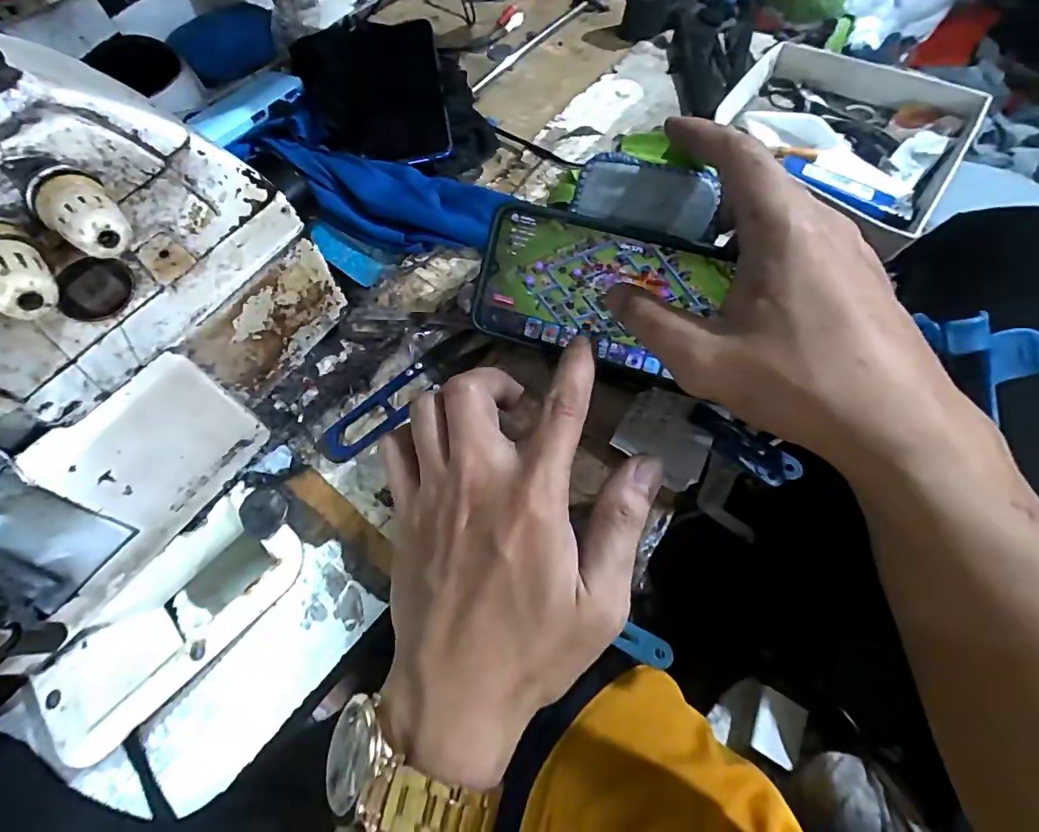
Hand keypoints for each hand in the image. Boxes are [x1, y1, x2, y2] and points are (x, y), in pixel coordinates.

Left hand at [379, 339, 660, 788]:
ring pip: (425, 407)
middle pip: (468, 390)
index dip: (574, 373)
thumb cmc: (535, 653)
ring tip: (477, 427)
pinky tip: (435, 454)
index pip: (560, 415)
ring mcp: (430, 492)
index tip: (581, 344)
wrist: (453, 694)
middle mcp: (476, 479)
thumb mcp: (601, 603)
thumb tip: (646, 464)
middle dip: (496, 382)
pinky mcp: (401, 510)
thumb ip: (622, 525)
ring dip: (454, 402)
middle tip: (518, 410)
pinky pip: (393, 446)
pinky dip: (412, 434)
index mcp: (533, 499)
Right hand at [606, 118, 984, 474]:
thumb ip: (650, 322)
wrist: (903, 428)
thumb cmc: (801, 385)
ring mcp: (852, 248)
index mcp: (784, 229)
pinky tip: (753, 270)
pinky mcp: (864, 274)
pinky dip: (769, 227)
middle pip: (766, 174)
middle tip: (677, 182)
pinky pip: (807, 230)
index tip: (670, 129)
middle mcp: (823, 224)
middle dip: (718, 167)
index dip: (702, 135)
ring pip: (789, 203)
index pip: (741, 156)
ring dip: (744, 202)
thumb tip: (613, 294)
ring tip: (707, 228)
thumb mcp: (705, 361)